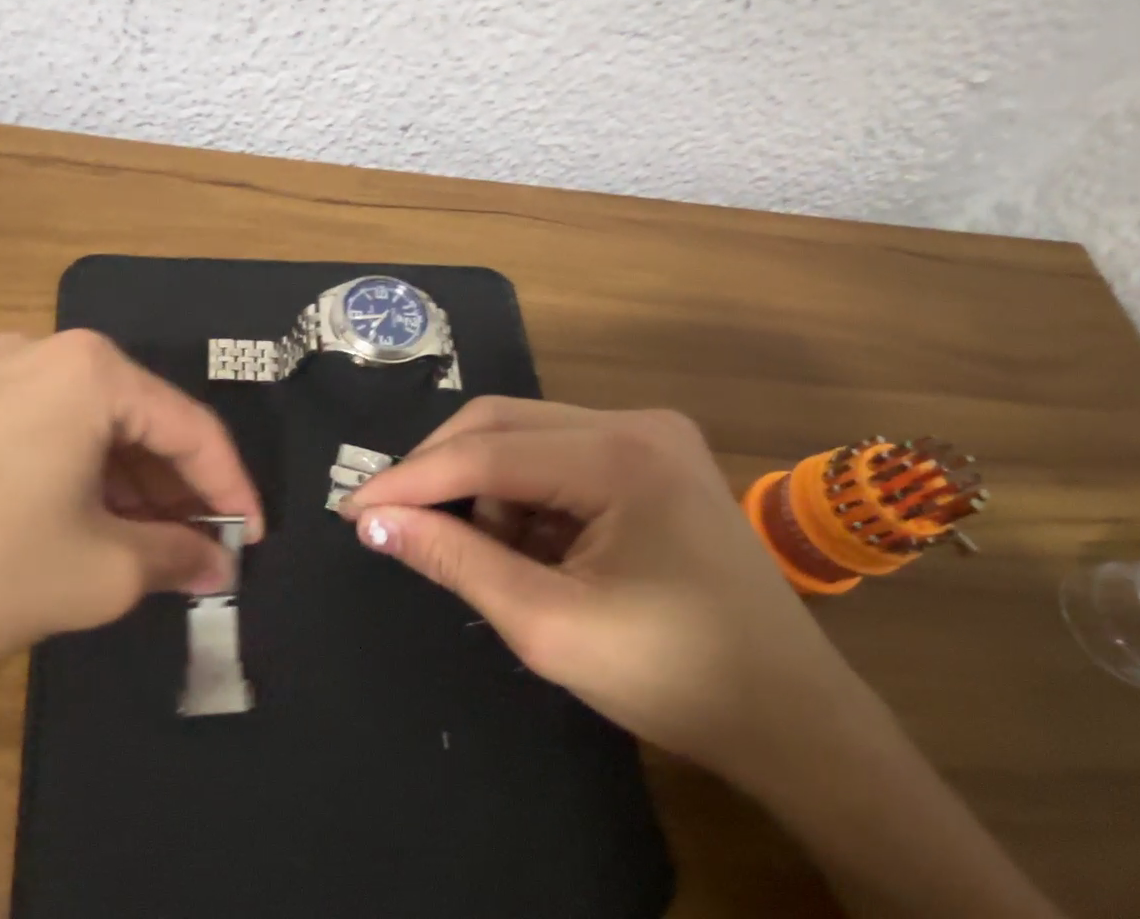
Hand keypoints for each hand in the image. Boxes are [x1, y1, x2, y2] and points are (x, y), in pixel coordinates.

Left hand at [0, 330, 261, 728]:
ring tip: (153, 552)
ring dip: (130, 490)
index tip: (253, 541)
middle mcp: (40, 353)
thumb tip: (219, 564)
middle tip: (204, 552)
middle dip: (177, 491)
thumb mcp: (99, 572)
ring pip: (91, 431)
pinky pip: (44, 438)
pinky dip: (81, 482)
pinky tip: (90, 531)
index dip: (231, 490)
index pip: (190, 427)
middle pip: (139, 422)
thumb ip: (175, 558)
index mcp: (89, 371)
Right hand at [340, 397, 873, 786]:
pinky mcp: (655, 463)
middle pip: (504, 423)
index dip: (410, 480)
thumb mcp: (546, 625)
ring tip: (479, 556)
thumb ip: (454, 561)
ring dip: (483, 488)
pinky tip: (523, 549)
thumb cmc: (671, 676)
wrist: (789, 717)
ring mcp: (652, 439)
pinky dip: (522, 498)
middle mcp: (638, 425)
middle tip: (392, 522)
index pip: (487, 451)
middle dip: (441, 471)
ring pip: (527, 438)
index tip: (351, 511)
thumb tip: (374, 523)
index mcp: (622, 456)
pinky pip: (559, 461)